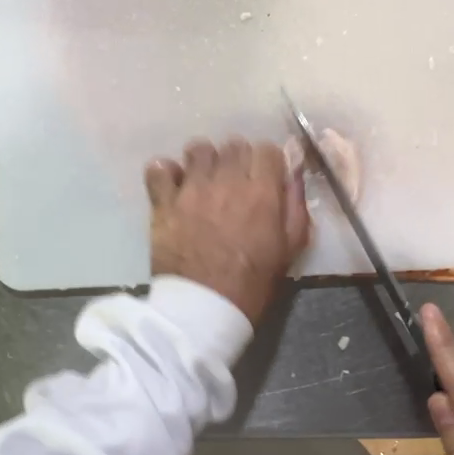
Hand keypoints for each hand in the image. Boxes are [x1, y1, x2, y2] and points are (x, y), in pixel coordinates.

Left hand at [146, 138, 308, 323]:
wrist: (203, 310)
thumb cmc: (251, 284)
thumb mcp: (289, 249)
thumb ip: (295, 206)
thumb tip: (294, 174)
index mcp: (261, 192)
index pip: (267, 150)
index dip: (268, 164)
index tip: (265, 181)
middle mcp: (226, 181)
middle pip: (234, 145)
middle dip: (238, 160)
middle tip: (236, 185)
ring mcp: (191, 189)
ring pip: (198, 149)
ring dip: (204, 161)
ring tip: (204, 183)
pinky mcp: (163, 202)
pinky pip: (159, 168)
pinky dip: (166, 173)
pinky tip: (173, 188)